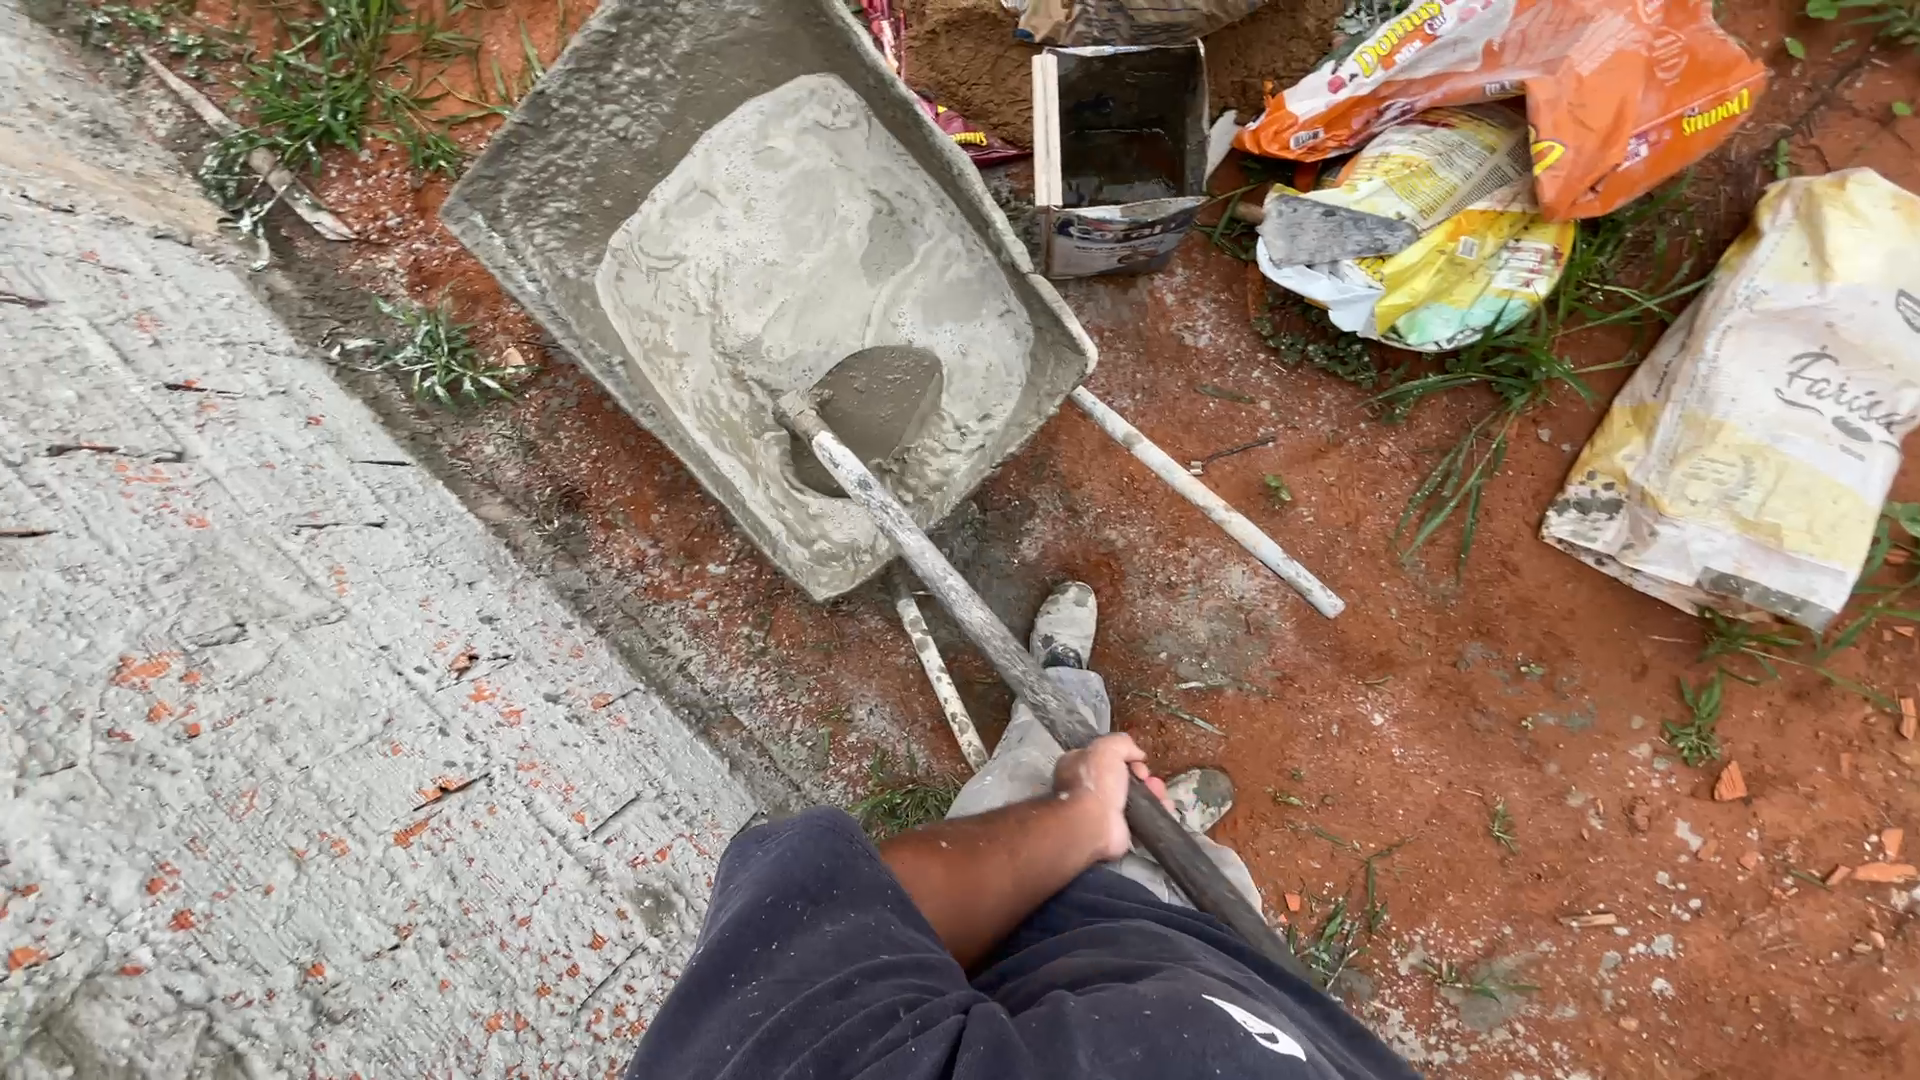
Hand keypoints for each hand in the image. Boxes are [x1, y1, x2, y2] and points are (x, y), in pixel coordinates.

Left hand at [1051, 733, 1168, 861]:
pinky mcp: (1120, 828)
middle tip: (1150, 779)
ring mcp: (1104, 810)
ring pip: (1136, 797)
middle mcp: (1089, 787)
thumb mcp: (1107, 748)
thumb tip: (1137, 753)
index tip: (1137, 760)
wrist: (1095, 824)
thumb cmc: (1095, 782)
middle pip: (1124, 776)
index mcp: (1077, 766)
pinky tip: (1165, 807)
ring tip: (1160, 795)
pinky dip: (1156, 811)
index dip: (1124, 756)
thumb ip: (1122, 743)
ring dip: (1153, 793)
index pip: (1104, 756)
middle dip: (1143, 776)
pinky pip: (1143, 817)